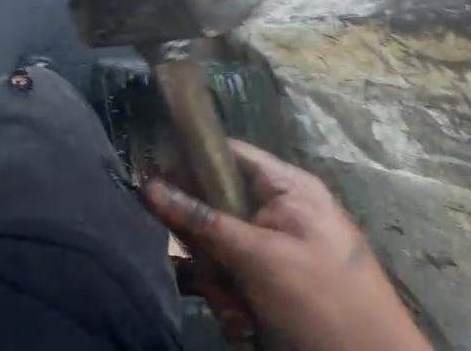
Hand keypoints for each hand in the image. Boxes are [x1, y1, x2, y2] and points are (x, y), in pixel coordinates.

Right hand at [143, 140, 429, 350]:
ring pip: (223, 242)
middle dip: (204, 242)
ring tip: (232, 307)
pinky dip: (234, 295)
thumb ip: (200, 220)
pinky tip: (242, 318)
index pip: (225, 153)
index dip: (187, 164)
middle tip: (205, 268)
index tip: (158, 189)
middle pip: (216, 202)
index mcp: (288, 187)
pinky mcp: (283, 277)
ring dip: (217, 277)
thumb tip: (148, 186)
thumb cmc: (322, 301)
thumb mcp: (255, 257)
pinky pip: (239, 270)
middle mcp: (284, 208)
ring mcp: (284, 244)